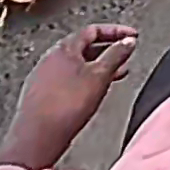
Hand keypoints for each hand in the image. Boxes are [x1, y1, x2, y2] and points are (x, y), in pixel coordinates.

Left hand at [0, 24, 138, 169]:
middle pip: (85, 46)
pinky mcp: (40, 94)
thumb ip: (117, 54)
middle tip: (126, 55)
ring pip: (78, 64)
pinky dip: (86, 79)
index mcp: (63, 49)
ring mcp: (43, 77)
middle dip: (109, 50)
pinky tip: (95, 91)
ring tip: (116, 75)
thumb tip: (129, 41)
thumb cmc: (67, 105)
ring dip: (99, 66)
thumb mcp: (101, 75)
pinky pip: (68, 79)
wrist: (36, 140)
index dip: (116, 31)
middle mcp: (50, 59)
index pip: (93, 30)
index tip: (132, 36)